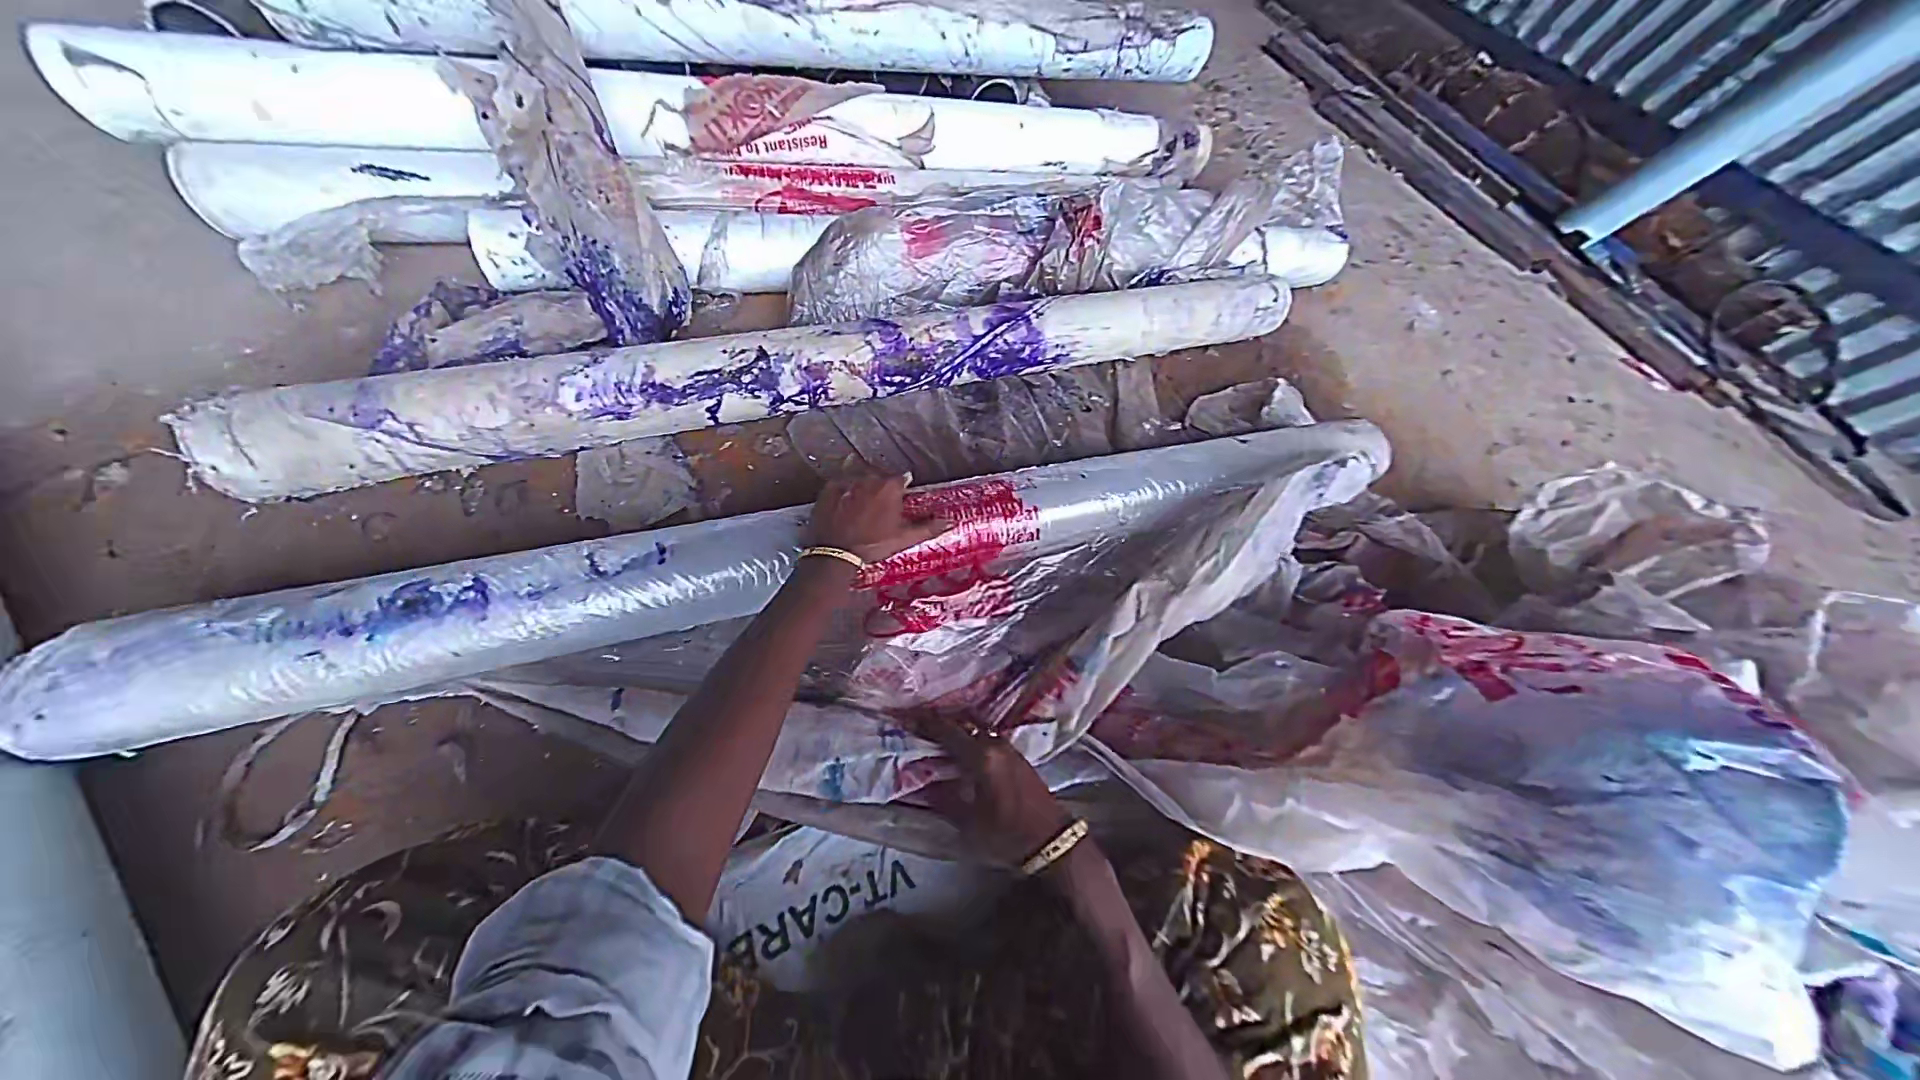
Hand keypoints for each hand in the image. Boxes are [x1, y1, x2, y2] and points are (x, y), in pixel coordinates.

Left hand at [805, 469, 950, 563]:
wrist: (836, 553)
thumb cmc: (874, 544)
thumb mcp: (904, 538)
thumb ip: (928, 527)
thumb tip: (950, 521)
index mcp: (890, 486)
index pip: (902, 479)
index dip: (902, 491)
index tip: (900, 502)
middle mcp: (869, 477)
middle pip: (880, 476)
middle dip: (882, 487)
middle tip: (881, 506)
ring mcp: (847, 481)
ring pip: (860, 477)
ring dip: (863, 486)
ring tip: (862, 504)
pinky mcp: (828, 489)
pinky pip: (840, 483)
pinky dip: (844, 490)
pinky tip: (844, 503)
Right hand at [920, 713, 1073, 867]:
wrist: (1051, 840)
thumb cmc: (1007, 834)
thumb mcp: (968, 822)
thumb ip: (941, 798)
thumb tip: (917, 782)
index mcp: (981, 756)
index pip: (945, 731)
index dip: (922, 723)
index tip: (904, 717)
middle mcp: (994, 744)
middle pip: (960, 725)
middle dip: (936, 724)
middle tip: (914, 726)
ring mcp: (1007, 747)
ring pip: (974, 730)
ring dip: (953, 730)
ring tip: (932, 737)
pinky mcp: (1015, 756)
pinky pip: (985, 738)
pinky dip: (968, 739)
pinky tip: (957, 750)